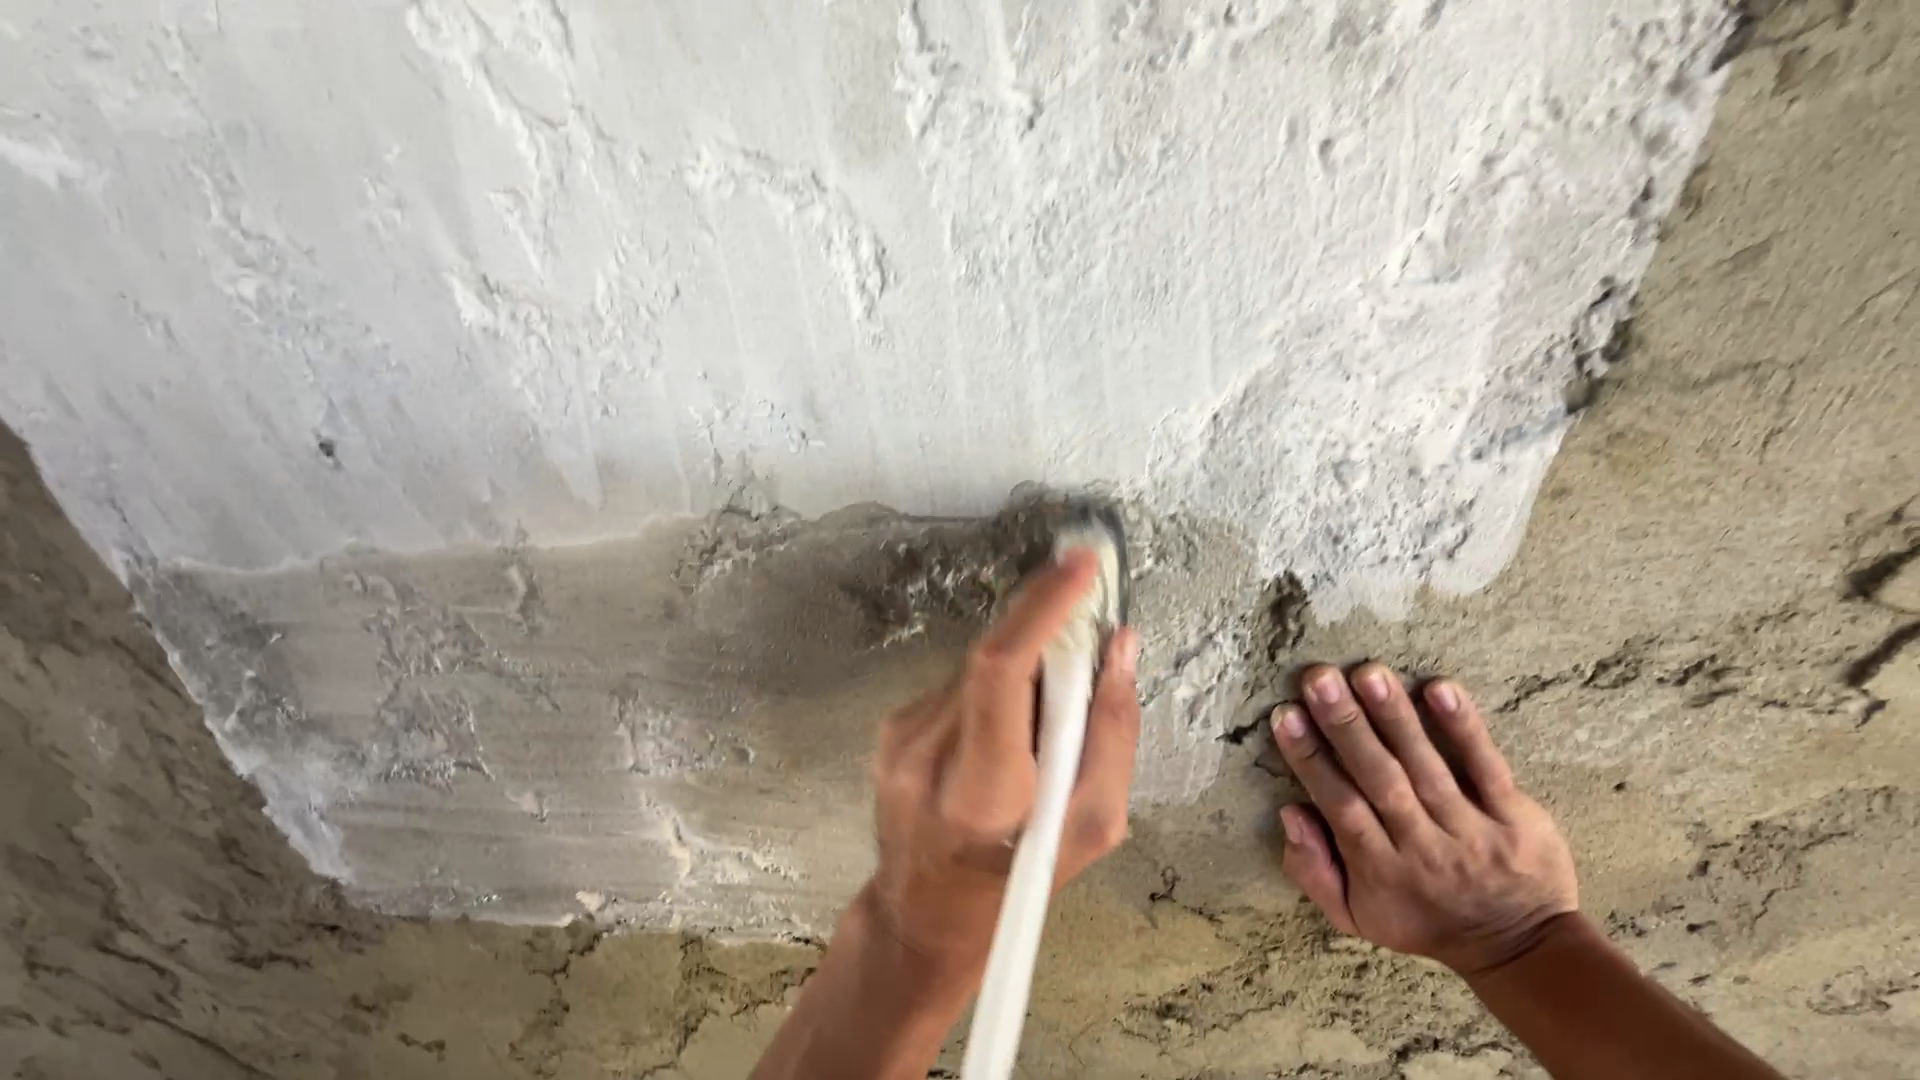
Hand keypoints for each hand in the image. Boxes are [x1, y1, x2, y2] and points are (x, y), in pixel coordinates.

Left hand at [864, 550, 1141, 971]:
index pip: (1000, 669)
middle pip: (994, 658)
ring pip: (978, 668)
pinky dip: (996, 692)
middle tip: (1087, 636)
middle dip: (1047, 635)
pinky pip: (959, 685)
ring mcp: (898, 737)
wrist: (925, 913)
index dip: (1040, 608)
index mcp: (981, 789)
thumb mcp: (1093, 826)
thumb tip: (1119, 647)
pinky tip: (1005, 737)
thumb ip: (1113, 732)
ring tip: (1040, 726)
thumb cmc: (1020, 882)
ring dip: (1023, 674)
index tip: (1080, 564)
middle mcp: (925, 751)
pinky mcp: (890, 727)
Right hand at [1270, 663, 1578, 976]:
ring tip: (1368, 672)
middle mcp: (1422, 846)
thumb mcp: (1353, 917)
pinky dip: (1465, 728)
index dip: (1310, 760)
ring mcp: (1471, 829)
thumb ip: (1312, 869)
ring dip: (1395, 717)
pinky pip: (1488, 767)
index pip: (1339, 805)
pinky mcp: (1516, 816)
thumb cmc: (1421, 920)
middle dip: (1346, 725)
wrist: (1522, 950)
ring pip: (1426, 767)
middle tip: (1318, 678)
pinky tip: (1440, 688)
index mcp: (1379, 869)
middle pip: (1379, 779)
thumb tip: (1290, 812)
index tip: (1286, 715)